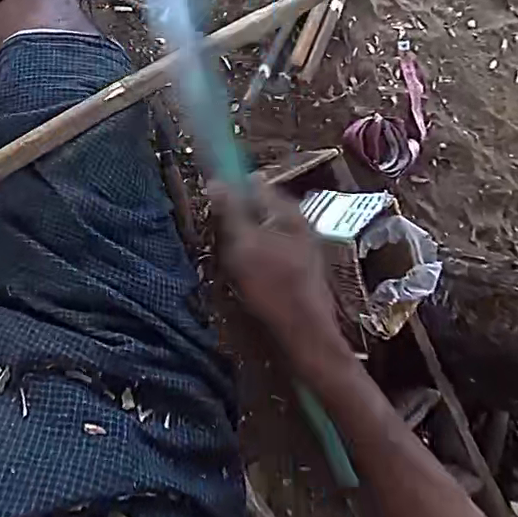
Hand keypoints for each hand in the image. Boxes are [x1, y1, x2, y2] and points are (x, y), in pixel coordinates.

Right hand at [215, 182, 350, 374]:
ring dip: (244, 240)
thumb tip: (215, 181)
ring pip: (262, 231)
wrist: (307, 335)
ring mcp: (302, 243)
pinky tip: (246, 276)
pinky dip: (255, 257)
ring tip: (230, 259)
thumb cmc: (273, 286)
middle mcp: (298, 220)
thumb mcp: (243, 245)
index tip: (210, 203)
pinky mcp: (300, 267)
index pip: (251, 183)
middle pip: (257, 207)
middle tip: (217, 235)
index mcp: (287, 209)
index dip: (229, 188)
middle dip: (235, 217)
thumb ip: (229, 211)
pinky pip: (269, 251)